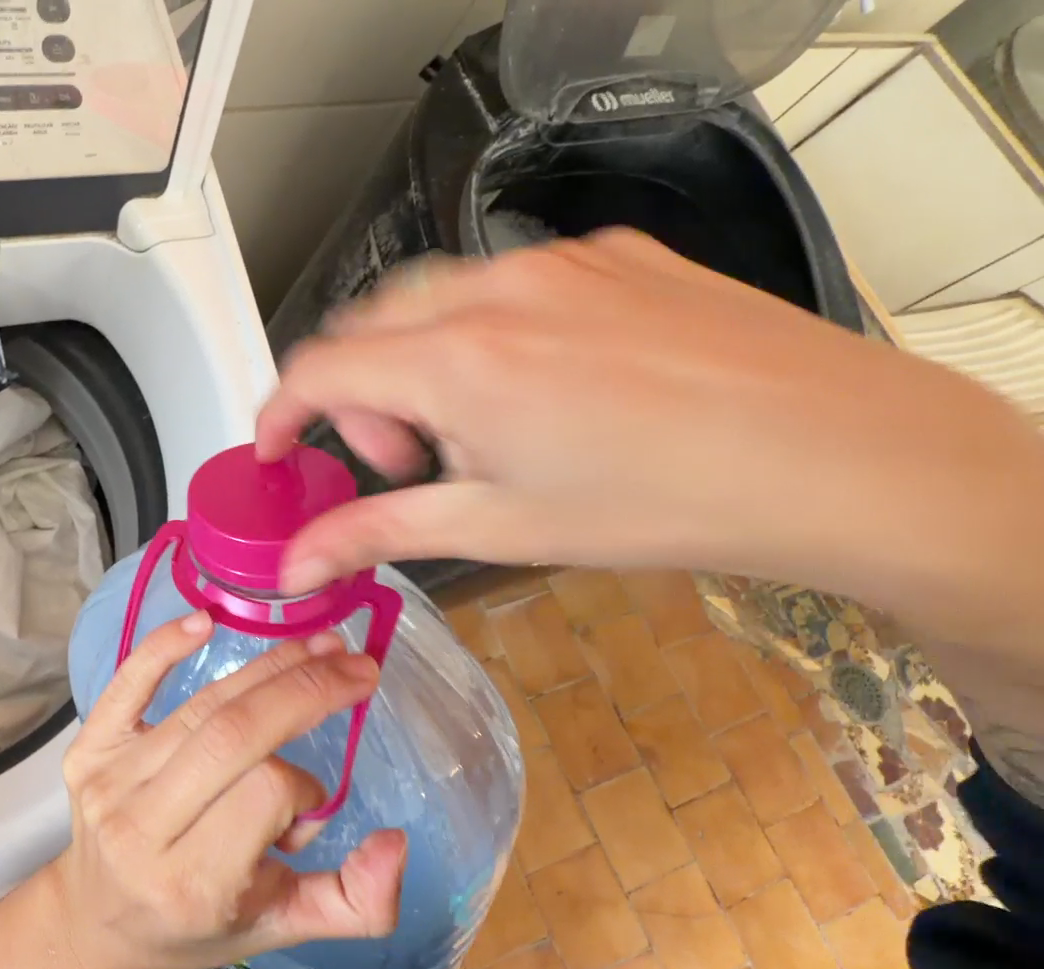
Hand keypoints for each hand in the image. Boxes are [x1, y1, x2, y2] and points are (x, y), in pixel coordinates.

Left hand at [47, 611, 407, 968]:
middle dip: (304, 690)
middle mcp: (142, 827)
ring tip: (318, 647)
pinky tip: (205, 622)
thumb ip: (353, 903)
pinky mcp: (86, 750)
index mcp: (193, 882)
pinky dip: (162, 649)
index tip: (309, 803)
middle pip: (231, 735)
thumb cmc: (196, 925)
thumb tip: (395, 841)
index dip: (304, 786)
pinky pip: (124, 686)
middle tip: (357, 665)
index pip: (265, 793)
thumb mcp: (280, 929)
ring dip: (264, 670)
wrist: (99, 916)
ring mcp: (107, 781)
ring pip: (199, 710)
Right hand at [256, 230, 1043, 651]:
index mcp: (459, 361)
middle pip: (367, 328)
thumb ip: (376, 531)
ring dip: (419, 361)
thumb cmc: (674, 496)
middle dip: (361, 396)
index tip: (276, 445)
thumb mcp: (498, 527)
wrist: (843, 455)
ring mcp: (557, 265)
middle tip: (410, 459)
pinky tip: (538, 386)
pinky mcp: (608, 256)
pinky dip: (481, 331)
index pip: (318, 367)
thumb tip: (299, 561)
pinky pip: (502, 281)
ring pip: (430, 298)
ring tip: (481, 427)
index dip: (280, 410)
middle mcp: (498, 291)